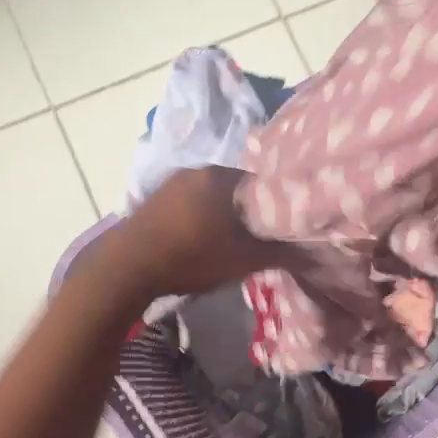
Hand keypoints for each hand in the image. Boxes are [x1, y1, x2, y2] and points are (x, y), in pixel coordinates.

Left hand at [93, 167, 293, 299]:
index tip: (284, 228)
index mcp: (223, 176)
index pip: (265, 185)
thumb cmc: (192, 257)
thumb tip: (310, 249)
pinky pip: (191, 204)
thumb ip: (280, 251)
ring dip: (224, 215)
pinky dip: (202, 218)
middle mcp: (198, 169)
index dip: (278, 207)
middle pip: (238, 189)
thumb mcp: (245, 259)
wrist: (127, 268)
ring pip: (213, 196)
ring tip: (232, 242)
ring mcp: (172, 181)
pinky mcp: (154, 198)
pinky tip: (202, 240)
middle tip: (261, 238)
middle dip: (251, 211)